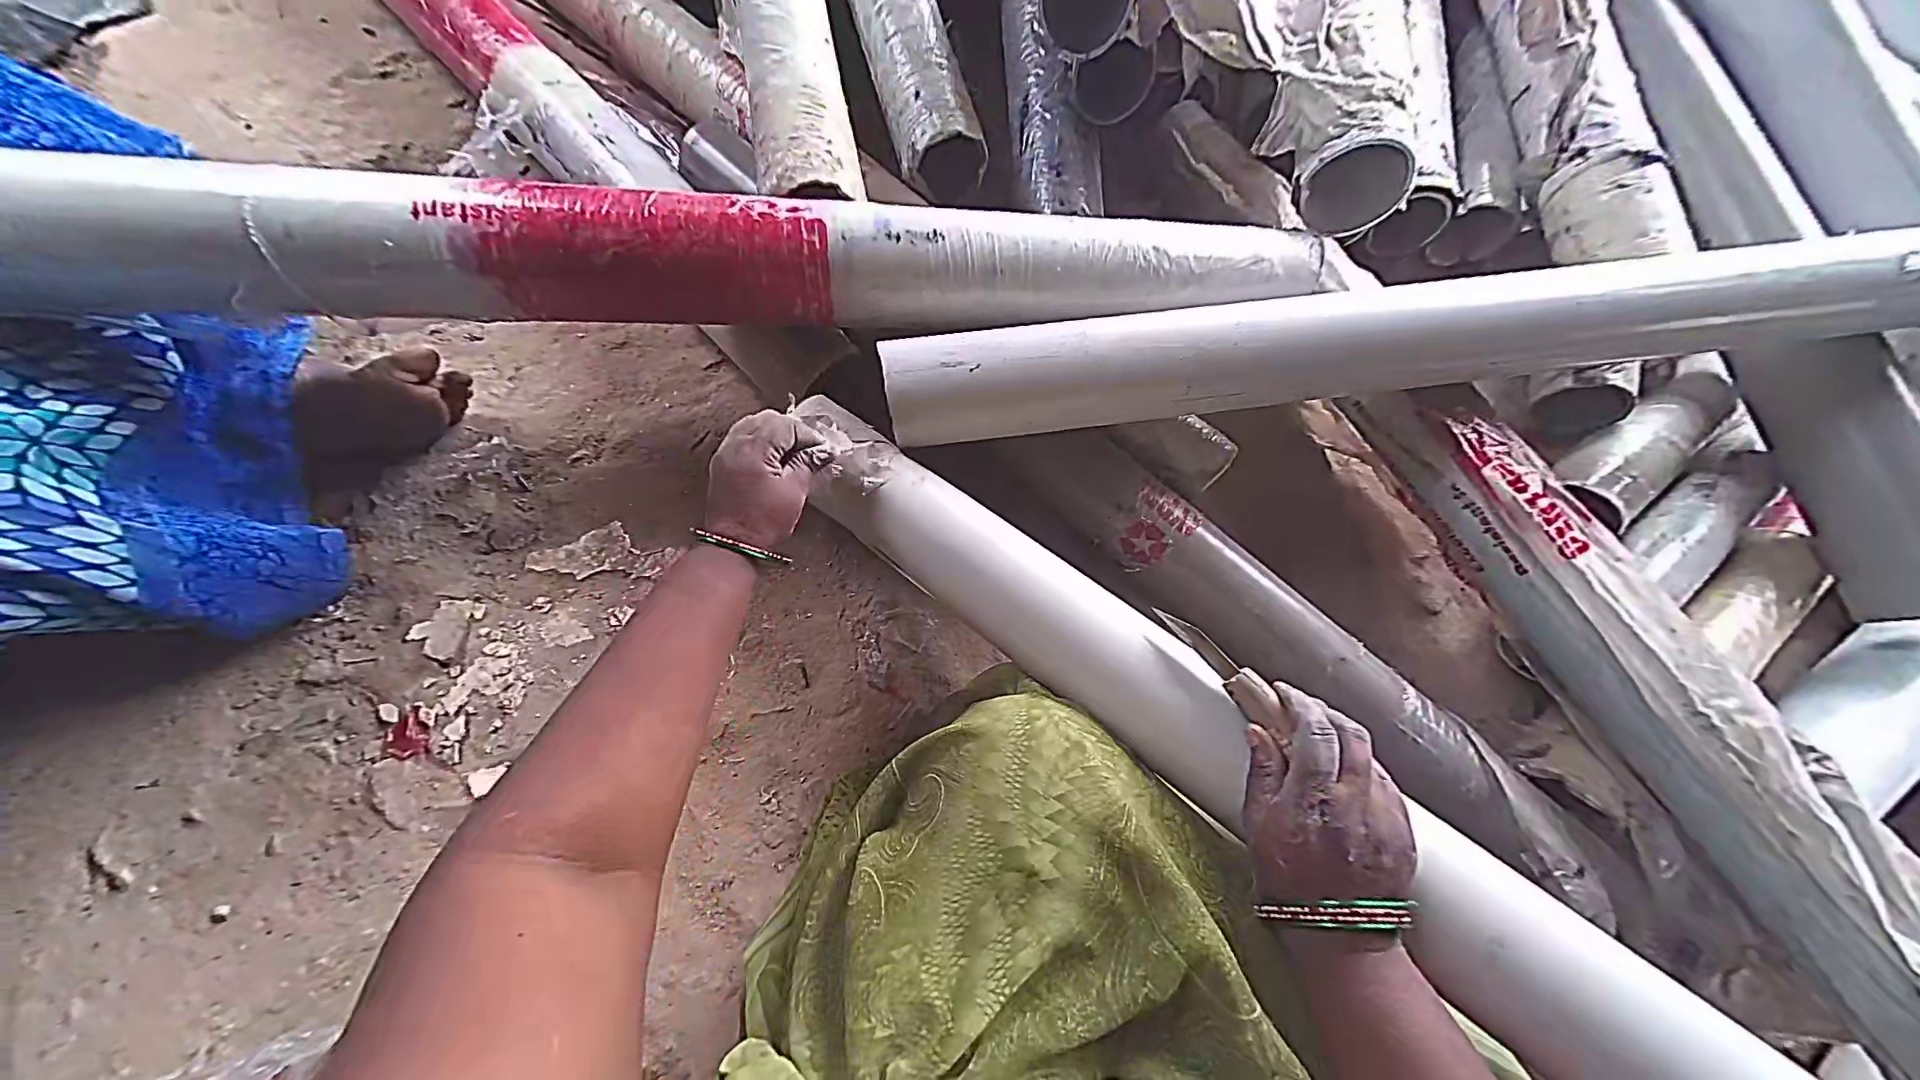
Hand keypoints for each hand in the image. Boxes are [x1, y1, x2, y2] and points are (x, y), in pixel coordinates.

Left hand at [703, 410, 834, 549]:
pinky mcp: (722, 463)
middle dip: (792, 430)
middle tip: (809, 449)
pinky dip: (759, 440)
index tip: (821, 451)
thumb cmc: (763, 522)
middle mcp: (736, 444)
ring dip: (775, 433)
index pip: (786, 425)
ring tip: (792, 452)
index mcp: (754, 448)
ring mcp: (726, 452)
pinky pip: (742, 437)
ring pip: (753, 425)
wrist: (732, 544)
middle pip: (768, 419)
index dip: (808, 436)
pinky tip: (772, 457)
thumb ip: (807, 464)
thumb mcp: (794, 492)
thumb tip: (823, 451)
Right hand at [1241, 682, 1415, 906]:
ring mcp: (1385, 818)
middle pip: (1350, 733)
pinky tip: (1345, 774)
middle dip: (1325, 711)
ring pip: (1372, 755)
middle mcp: (1354, 804)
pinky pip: (1387, 784)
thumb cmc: (1288, 879)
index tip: (1284, 693)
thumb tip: (1258, 731)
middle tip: (1304, 708)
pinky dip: (1363, 767)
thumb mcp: (1258, 823)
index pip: (1314, 731)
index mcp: (1312, 800)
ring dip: (1345, 737)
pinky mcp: (1405, 832)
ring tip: (1323, 738)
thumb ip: (1262, 772)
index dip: (1299, 703)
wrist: (1337, 932)